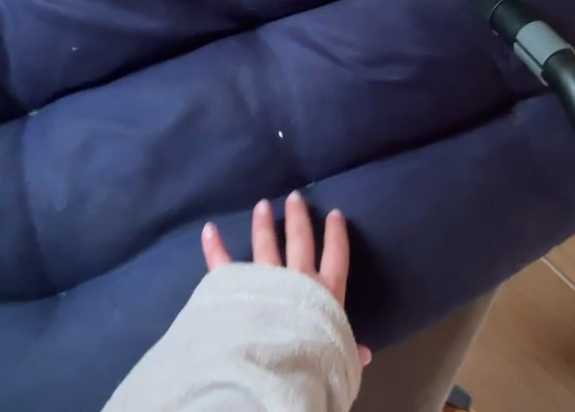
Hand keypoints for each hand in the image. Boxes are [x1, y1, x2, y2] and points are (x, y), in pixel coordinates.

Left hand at [202, 191, 371, 367]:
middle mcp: (297, 281)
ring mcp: (265, 282)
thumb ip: (348, 350)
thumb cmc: (311, 367)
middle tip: (294, 197)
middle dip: (297, 218)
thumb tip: (365, 352)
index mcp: (325, 294)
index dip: (336, 235)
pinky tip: (209, 229)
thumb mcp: (337, 358)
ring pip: (265, 246)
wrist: (271, 376)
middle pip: (300, 241)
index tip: (334, 213)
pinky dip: (214, 246)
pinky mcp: (236, 289)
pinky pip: (222, 265)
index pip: (336, 257)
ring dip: (262, 224)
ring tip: (262, 205)